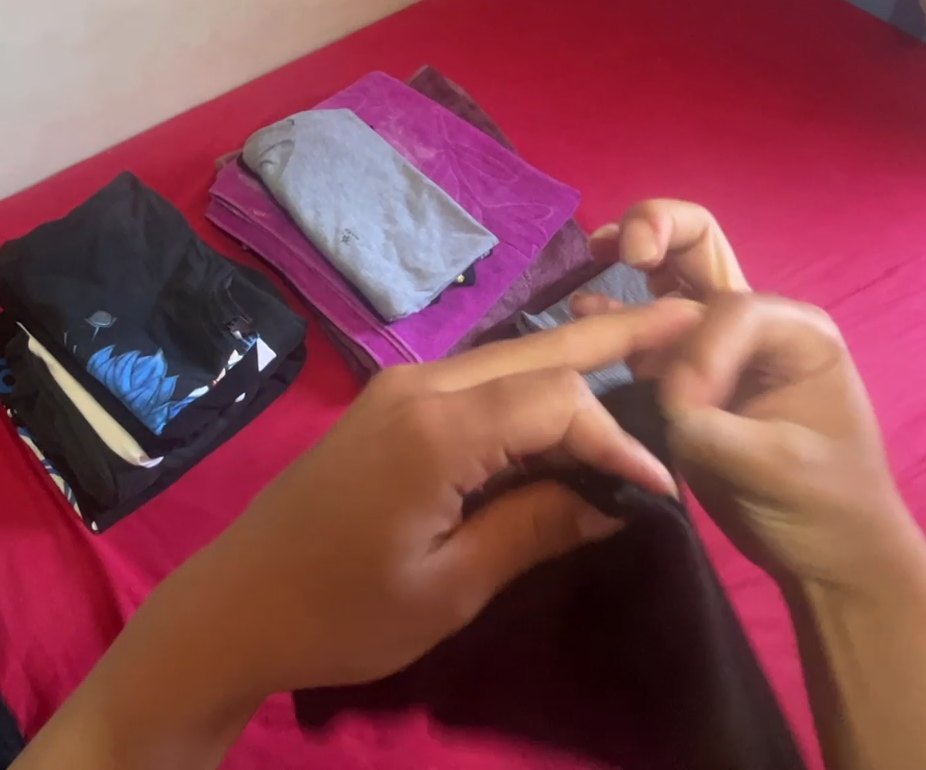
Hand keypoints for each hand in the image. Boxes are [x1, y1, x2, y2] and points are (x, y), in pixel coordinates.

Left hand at [17, 300, 703, 768]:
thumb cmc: (343, 609)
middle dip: (612, 337)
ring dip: (570, 360)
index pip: (555, 402)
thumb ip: (536, 527)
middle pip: (534, 354)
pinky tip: (561, 398)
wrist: (240, 599)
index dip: (615, 438)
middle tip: (685, 315)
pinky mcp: (389, 402)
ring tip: (639, 347)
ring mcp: (399, 386)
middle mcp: (419, 384)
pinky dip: (527, 386)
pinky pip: (476, 380)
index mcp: (435, 428)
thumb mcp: (451, 585)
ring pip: (506, 359)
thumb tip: (614, 499)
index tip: (660, 487)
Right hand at [576, 200, 914, 590]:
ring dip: (628, 256)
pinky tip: (583, 305)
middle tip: (621, 248)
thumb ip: (709, 426)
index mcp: (793, 330)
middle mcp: (751, 320)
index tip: (685, 411)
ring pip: (665, 276)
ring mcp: (711, 341)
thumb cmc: (822, 505)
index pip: (728, 310)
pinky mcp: (679, 369)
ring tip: (595, 250)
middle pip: (700, 246)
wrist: (822, 554)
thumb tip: (660, 399)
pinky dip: (611, 310)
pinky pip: (640, 327)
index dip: (697, 354)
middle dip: (657, 229)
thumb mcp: (773, 467)